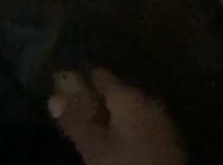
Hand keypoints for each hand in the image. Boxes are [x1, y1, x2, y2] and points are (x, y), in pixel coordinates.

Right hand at [51, 70, 187, 164]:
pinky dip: (127, 130)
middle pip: (115, 91)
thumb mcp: (95, 148)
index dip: (79, 79)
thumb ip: (74, 120)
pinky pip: (142, 126)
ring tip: (94, 128)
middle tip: (76, 111)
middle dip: (96, 99)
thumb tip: (53, 96)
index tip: (61, 87)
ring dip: (112, 116)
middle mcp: (148, 100)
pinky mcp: (170, 143)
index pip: (98, 74)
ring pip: (129, 110)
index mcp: (129, 95)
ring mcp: (163, 121)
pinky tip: (117, 143)